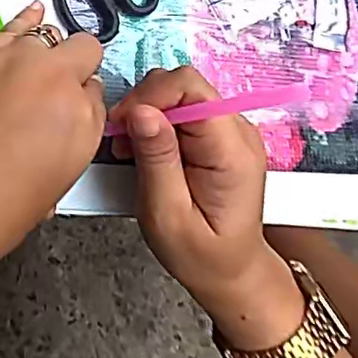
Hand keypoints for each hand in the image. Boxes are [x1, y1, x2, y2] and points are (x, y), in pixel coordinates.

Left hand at [0, 2, 104, 276]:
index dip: (81, 104)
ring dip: (46, 49)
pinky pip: (12, 28)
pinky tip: (31, 13)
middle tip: (53, 93)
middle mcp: (57, 83)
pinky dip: (23, 22)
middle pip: (83, 52)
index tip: (67, 113)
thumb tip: (50, 139)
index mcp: (83, 125)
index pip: (97, 97)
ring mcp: (17, 62)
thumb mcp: (45, 195)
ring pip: (48, 35)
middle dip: (75, 68)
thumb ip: (60, 153)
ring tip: (35, 66)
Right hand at [111, 67, 300, 344]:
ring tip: (129, 147)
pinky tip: (141, 147)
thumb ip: (156, 159)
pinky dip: (153, 120)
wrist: (232, 274)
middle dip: (144, 102)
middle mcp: (236, 131)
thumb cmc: (200, 255)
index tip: (122, 124)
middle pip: (183, 83)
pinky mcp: (214, 134)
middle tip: (121, 138)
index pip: (190, 87)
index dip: (149, 95)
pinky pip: (179, 108)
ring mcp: (228, 130)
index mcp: (232, 150)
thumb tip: (141, 111)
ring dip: (146, 111)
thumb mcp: (168, 214)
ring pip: (177, 91)